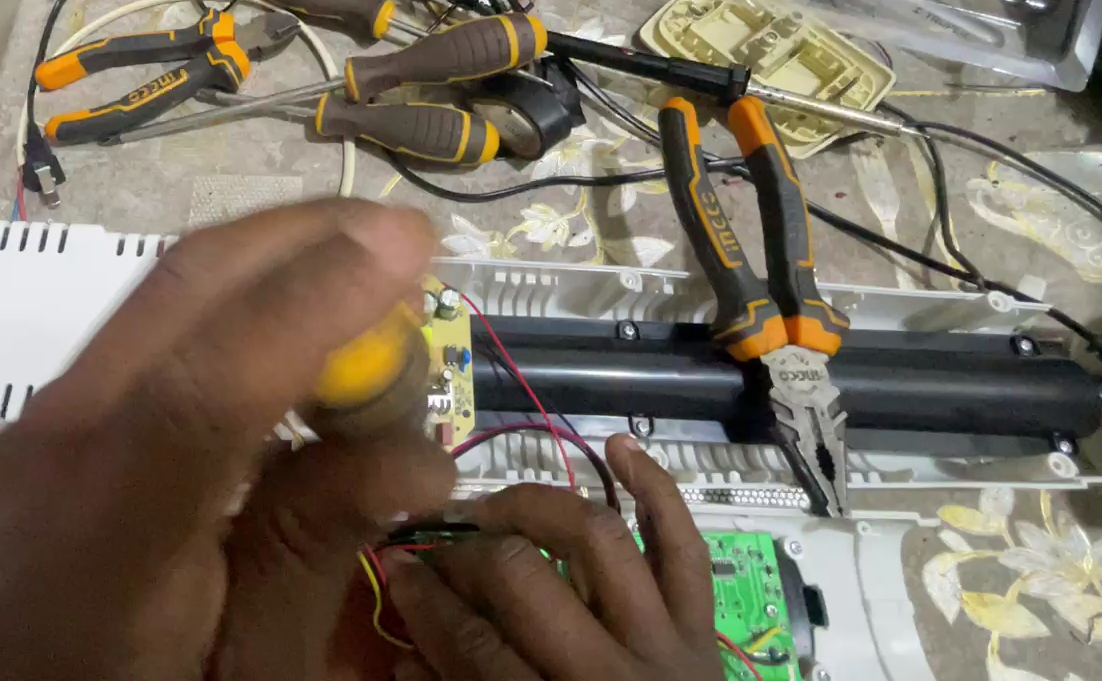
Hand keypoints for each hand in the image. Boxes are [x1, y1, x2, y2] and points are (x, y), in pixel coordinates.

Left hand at [0, 200, 456, 680]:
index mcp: (95, 549)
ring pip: (175, 285)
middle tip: (409, 236)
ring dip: (282, 257)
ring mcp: (48, 411)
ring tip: (373, 274)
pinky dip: (249, 295)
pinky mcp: (65, 400)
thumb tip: (422, 454)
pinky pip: (167, 314)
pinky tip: (309, 317)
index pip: (201, 395)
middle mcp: (53, 447)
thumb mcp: (251, 674)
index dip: (310, 307)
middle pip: (183, 290)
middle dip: (307, 238)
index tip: (408, 245)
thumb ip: (316, 550)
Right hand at [382, 436, 723, 680]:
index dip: (427, 602)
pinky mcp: (704, 629)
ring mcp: (670, 646)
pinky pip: (685, 547)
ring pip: (600, 540)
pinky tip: (618, 443)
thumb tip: (403, 656)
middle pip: (527, 580)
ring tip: (498, 506)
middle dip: (470, 557)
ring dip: (538, 507)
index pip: (477, 646)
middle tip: (442, 551)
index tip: (396, 567)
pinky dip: (656, 488)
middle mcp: (617, 676)